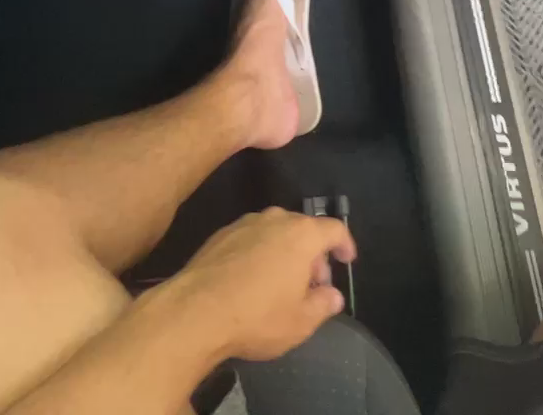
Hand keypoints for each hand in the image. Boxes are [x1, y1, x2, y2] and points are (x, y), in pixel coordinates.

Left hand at [160, 207, 355, 361]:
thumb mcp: (300, 322)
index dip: (345, 243)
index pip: (334, 228)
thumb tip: (332, 295)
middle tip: (313, 286)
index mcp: (301, 235)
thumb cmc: (257, 316)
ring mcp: (245, 223)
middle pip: (304, 229)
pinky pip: (252, 238)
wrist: (195, 310)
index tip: (347, 260)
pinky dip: (260, 253)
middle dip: (314, 255)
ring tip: (283, 285)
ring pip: (276, 232)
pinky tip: (252, 281)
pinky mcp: (221, 234)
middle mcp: (275, 219)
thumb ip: (323, 304)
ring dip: (286, 253)